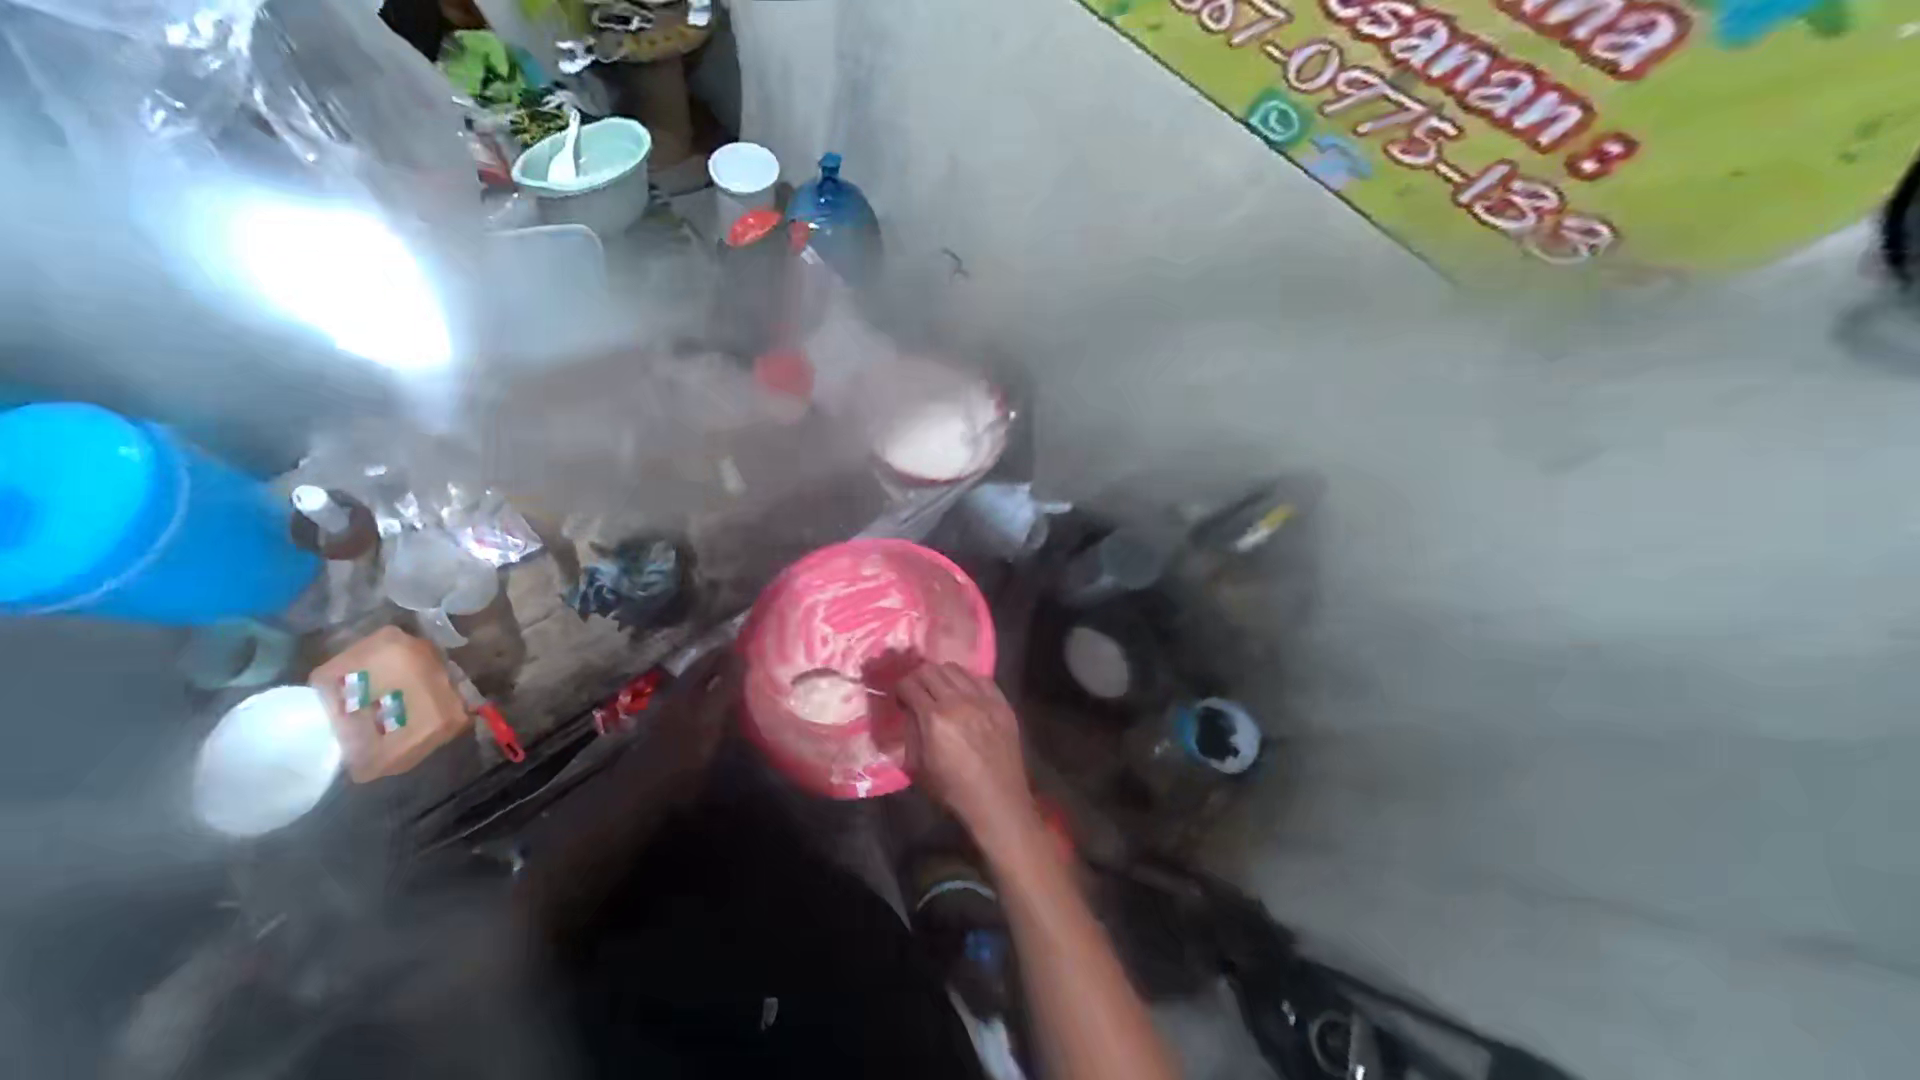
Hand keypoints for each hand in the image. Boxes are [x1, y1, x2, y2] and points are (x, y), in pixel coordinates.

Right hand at [896, 662, 1036, 846]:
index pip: (909, 684)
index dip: (900, 689)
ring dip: (941, 676)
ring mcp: (983, 700)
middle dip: (918, 678)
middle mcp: (958, 701)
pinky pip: (981, 678)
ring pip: (955, 668)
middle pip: (930, 670)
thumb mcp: (918, 767)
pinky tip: (966, 695)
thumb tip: (909, 711)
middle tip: (918, 692)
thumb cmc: (953, 790)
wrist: (997, 801)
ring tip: (941, 691)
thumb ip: (911, 732)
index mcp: (934, 718)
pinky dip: (967, 681)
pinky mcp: (1002, 703)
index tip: (901, 699)